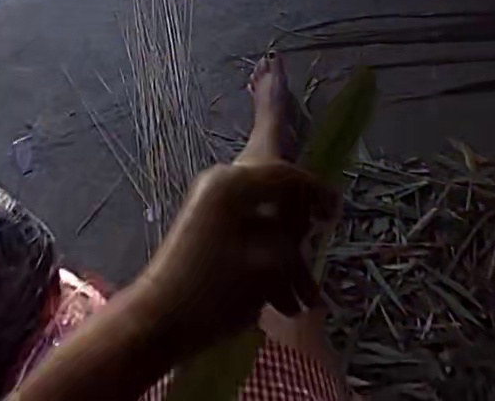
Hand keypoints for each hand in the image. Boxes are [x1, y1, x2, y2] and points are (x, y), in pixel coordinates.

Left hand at [134, 162, 338, 350]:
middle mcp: (221, 182)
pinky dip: (266, 258)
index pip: (284, 173)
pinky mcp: (207, 224)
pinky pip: (247, 230)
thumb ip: (293, 231)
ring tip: (304, 295)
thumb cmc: (214, 290)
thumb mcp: (267, 263)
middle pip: (275, 193)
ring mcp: (212, 202)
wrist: (159, 321)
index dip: (315, 190)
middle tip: (316, 244)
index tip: (336, 210)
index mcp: (233, 183)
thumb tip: (312, 212)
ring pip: (263, 218)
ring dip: (285, 254)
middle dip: (299, 228)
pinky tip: (283, 298)